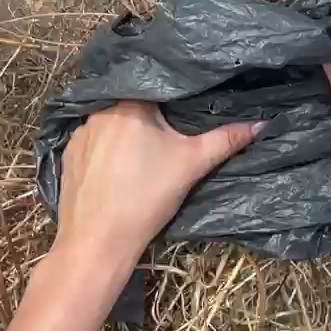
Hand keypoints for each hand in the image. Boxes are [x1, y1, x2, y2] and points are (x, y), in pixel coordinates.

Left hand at [56, 101, 258, 267]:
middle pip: (134, 104)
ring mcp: (80, 133)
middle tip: (169, 137)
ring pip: (112, 122)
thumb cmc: (146, 197)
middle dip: (151, 118)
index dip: (174, 100)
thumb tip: (261, 123)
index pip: (157, 87)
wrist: (97, 244)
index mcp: (130, 102)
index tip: (185, 113)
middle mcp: (100, 110)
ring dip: (127, 133)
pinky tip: (118, 168)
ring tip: (143, 154)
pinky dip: (107, 149)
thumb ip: (225, 139)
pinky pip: (94, 141)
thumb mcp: (191, 164)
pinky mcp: (68, 155)